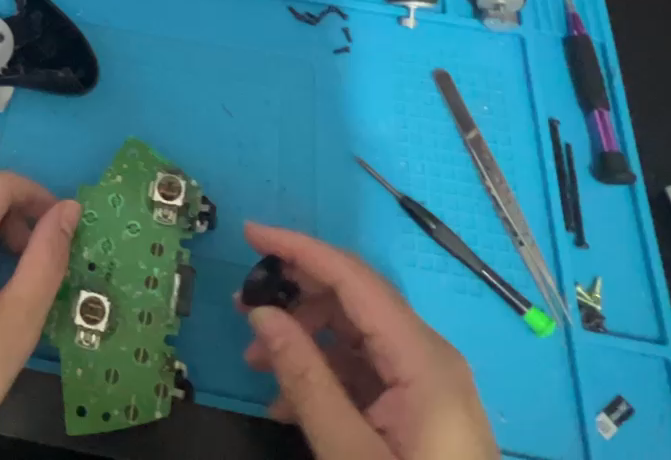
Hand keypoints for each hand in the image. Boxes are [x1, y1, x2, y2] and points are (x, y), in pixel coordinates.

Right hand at [241, 222, 496, 459]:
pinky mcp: (420, 405)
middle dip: (295, 296)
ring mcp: (426, 380)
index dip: (299, 249)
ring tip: (259, 365)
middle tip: (242, 306)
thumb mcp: (350, 454)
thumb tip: (261, 313)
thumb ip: (305, 379)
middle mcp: (428, 354)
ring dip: (304, 339)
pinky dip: (324, 373)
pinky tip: (290, 402)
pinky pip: (364, 368)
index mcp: (421, 357)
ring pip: (355, 332)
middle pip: (353, 298)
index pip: (352, 277)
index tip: (250, 233)